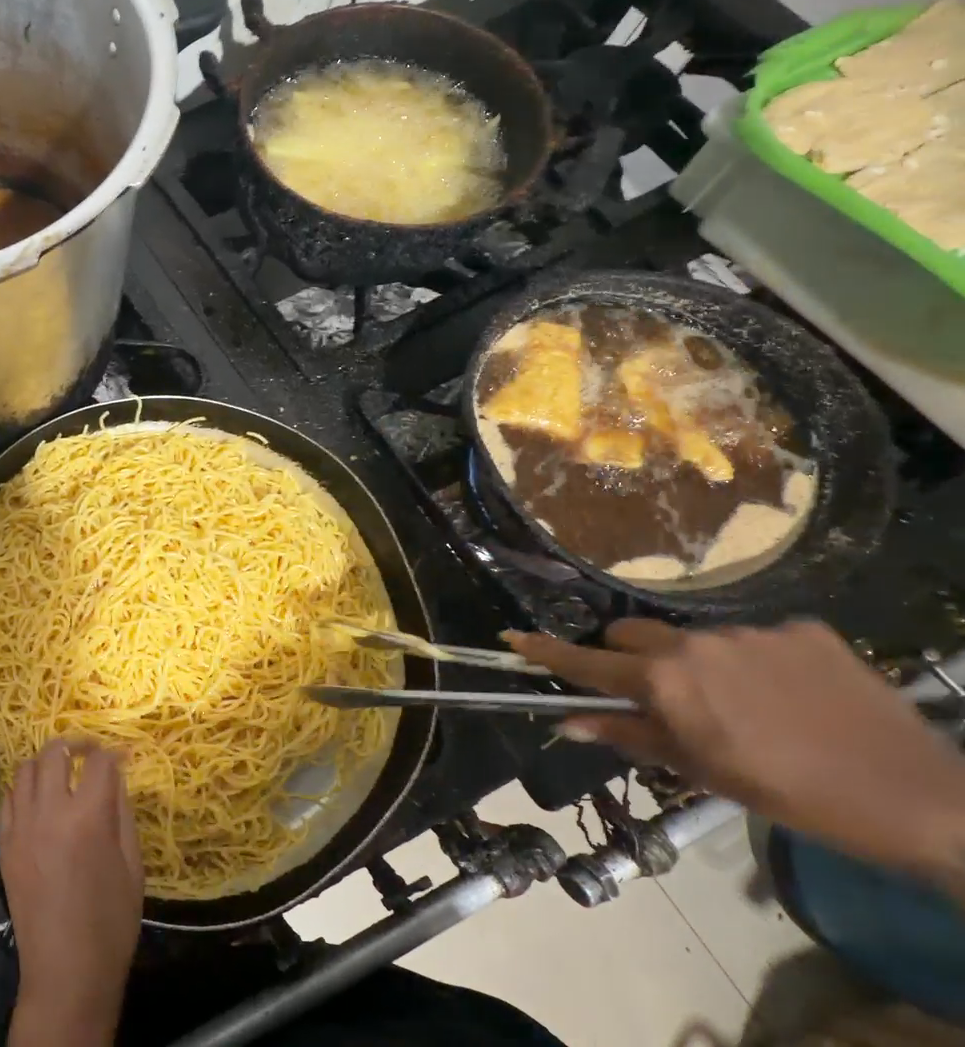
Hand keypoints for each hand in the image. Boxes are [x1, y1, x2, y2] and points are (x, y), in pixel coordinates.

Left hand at [0, 739, 143, 1046]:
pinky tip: (38, 796)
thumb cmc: (111, 923)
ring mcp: (21, 826)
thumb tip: (115, 776)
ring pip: (26, 770)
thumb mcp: (132, 866)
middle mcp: (50, 812)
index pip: (99, 762)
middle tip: (89, 752)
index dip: (113, 753)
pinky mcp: (4, 843)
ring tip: (62, 770)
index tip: (122, 755)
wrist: (66, 969)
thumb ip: (122, 814)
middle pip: (54, 753)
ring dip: (46, 762)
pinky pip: (9, 798)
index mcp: (89, 818)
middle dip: (75, 744)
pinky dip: (24, 788)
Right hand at [509, 619, 964, 892]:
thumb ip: (628, 735)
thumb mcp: (696, 771)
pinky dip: (753, 662)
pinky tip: (787, 695)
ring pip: (695, 639)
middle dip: (629, 659)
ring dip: (696, 664)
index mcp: (664, 682)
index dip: (545, 651)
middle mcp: (697, 645)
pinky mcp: (805, 630)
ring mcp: (753, 632)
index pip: (585, 662)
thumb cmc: (787, 793)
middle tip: (654, 697)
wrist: (912, 795)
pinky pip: (755, 638)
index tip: (513, 638)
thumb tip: (569, 721)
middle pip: (633, 635)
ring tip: (740, 705)